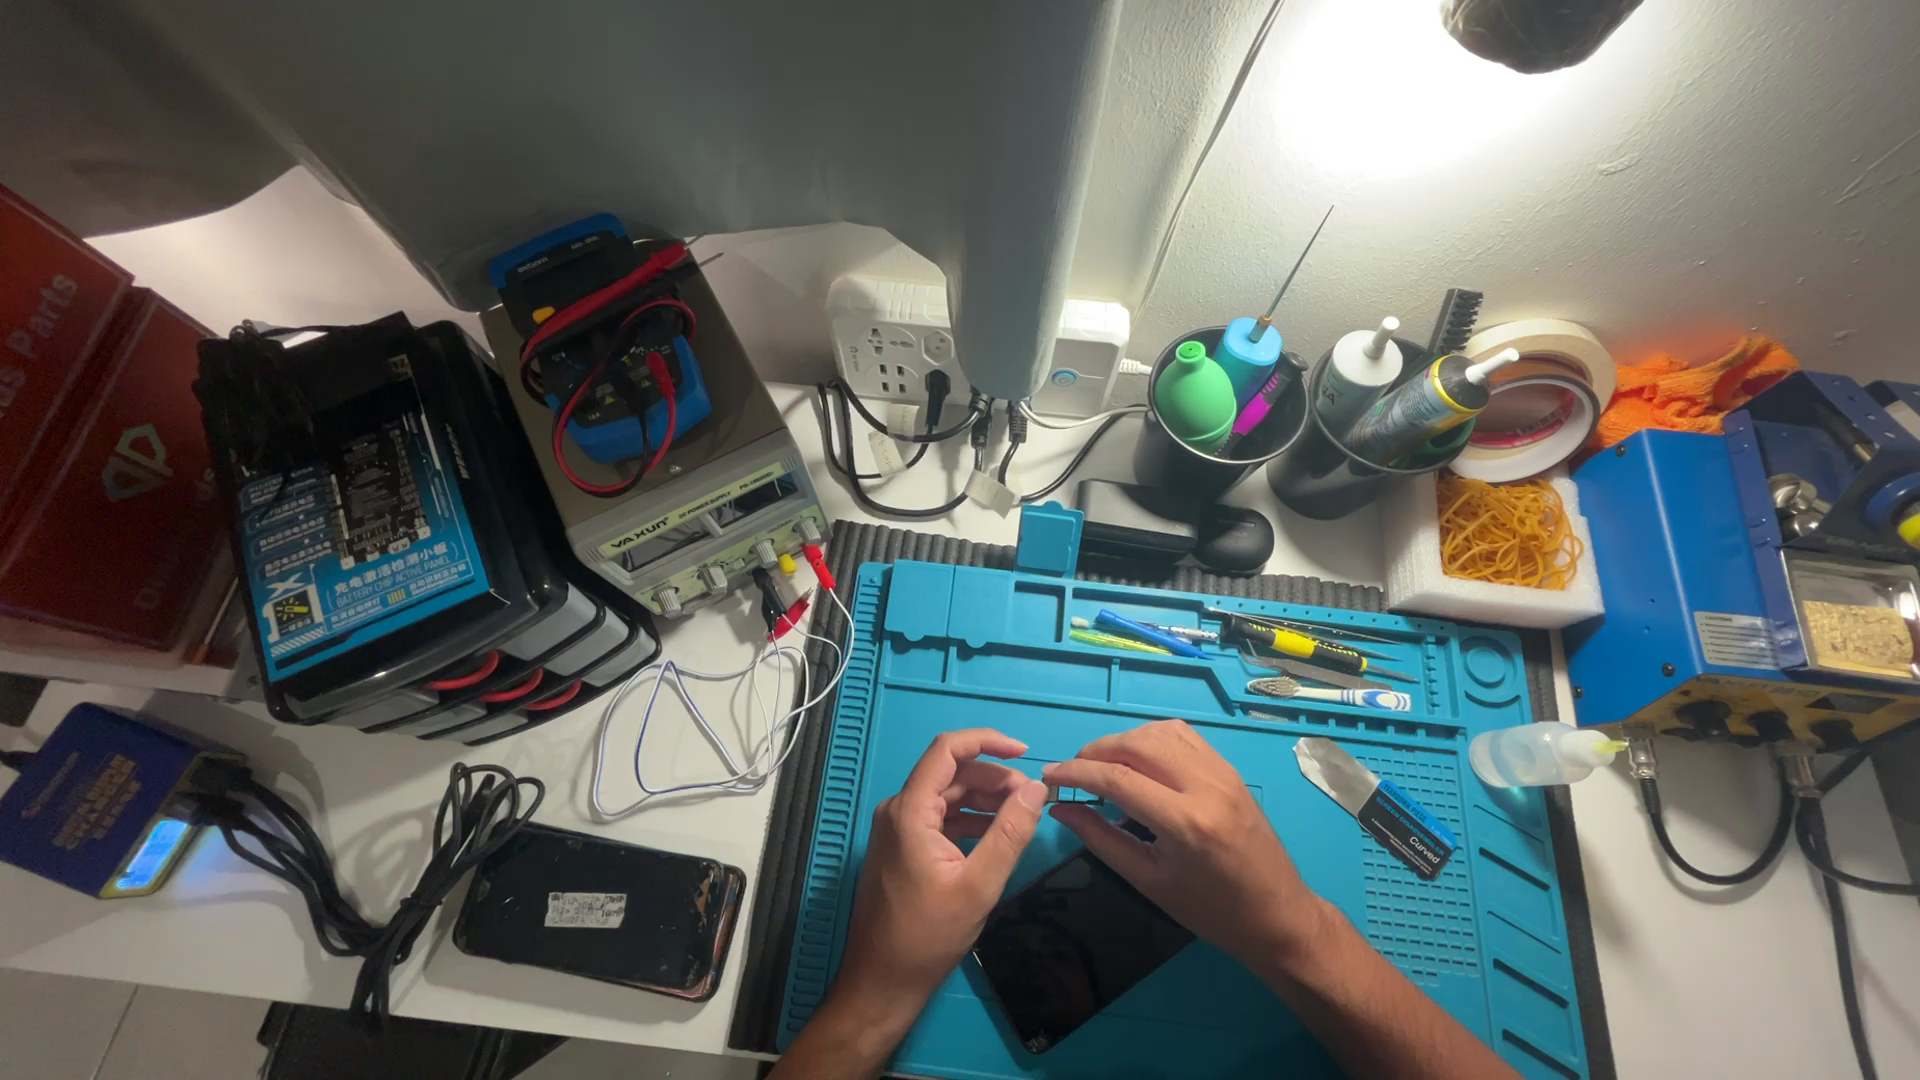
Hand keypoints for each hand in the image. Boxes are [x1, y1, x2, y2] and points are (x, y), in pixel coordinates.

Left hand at [835, 729, 1048, 1012]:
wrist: (881, 984)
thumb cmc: (927, 937)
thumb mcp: (979, 885)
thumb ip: (1010, 833)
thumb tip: (1037, 790)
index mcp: (910, 810)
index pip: (947, 749)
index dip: (987, 741)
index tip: (1024, 752)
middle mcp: (899, 809)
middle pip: (951, 772)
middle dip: (994, 777)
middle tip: (1031, 797)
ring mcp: (897, 828)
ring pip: (947, 794)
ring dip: (984, 798)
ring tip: (1021, 814)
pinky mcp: (902, 847)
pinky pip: (940, 817)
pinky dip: (970, 819)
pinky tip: (997, 833)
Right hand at [1043, 720, 1330, 971]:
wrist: (1277, 915)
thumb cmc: (1210, 910)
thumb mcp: (1149, 881)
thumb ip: (1100, 839)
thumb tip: (1059, 809)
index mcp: (1185, 822)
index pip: (1118, 779)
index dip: (1076, 773)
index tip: (1050, 777)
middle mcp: (1204, 786)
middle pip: (1136, 744)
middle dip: (1095, 752)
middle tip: (1073, 772)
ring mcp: (1221, 772)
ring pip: (1159, 732)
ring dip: (1122, 741)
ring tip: (1102, 766)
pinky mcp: (1229, 769)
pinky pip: (1182, 736)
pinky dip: (1151, 738)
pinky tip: (1137, 759)